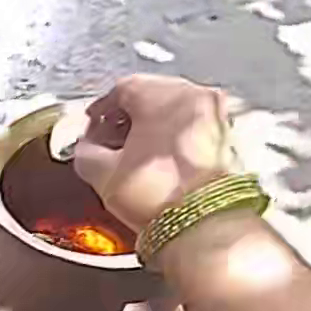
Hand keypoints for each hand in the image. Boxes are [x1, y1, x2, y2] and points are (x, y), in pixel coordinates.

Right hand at [72, 75, 239, 230]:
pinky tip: (152, 159)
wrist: (200, 223)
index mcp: (165, 97)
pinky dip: (168, 136)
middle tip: (105, 137)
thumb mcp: (103, 174)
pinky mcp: (225, 137)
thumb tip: (85, 149)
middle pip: (152, 94)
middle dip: (125, 115)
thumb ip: (86, 154)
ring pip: (173, 109)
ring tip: (128, 152)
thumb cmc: (156, 193)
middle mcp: (196, 97)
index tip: (90, 123)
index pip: (124, 87)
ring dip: (148, 125)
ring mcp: (215, 115)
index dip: (100, 107)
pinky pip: (189, 126)